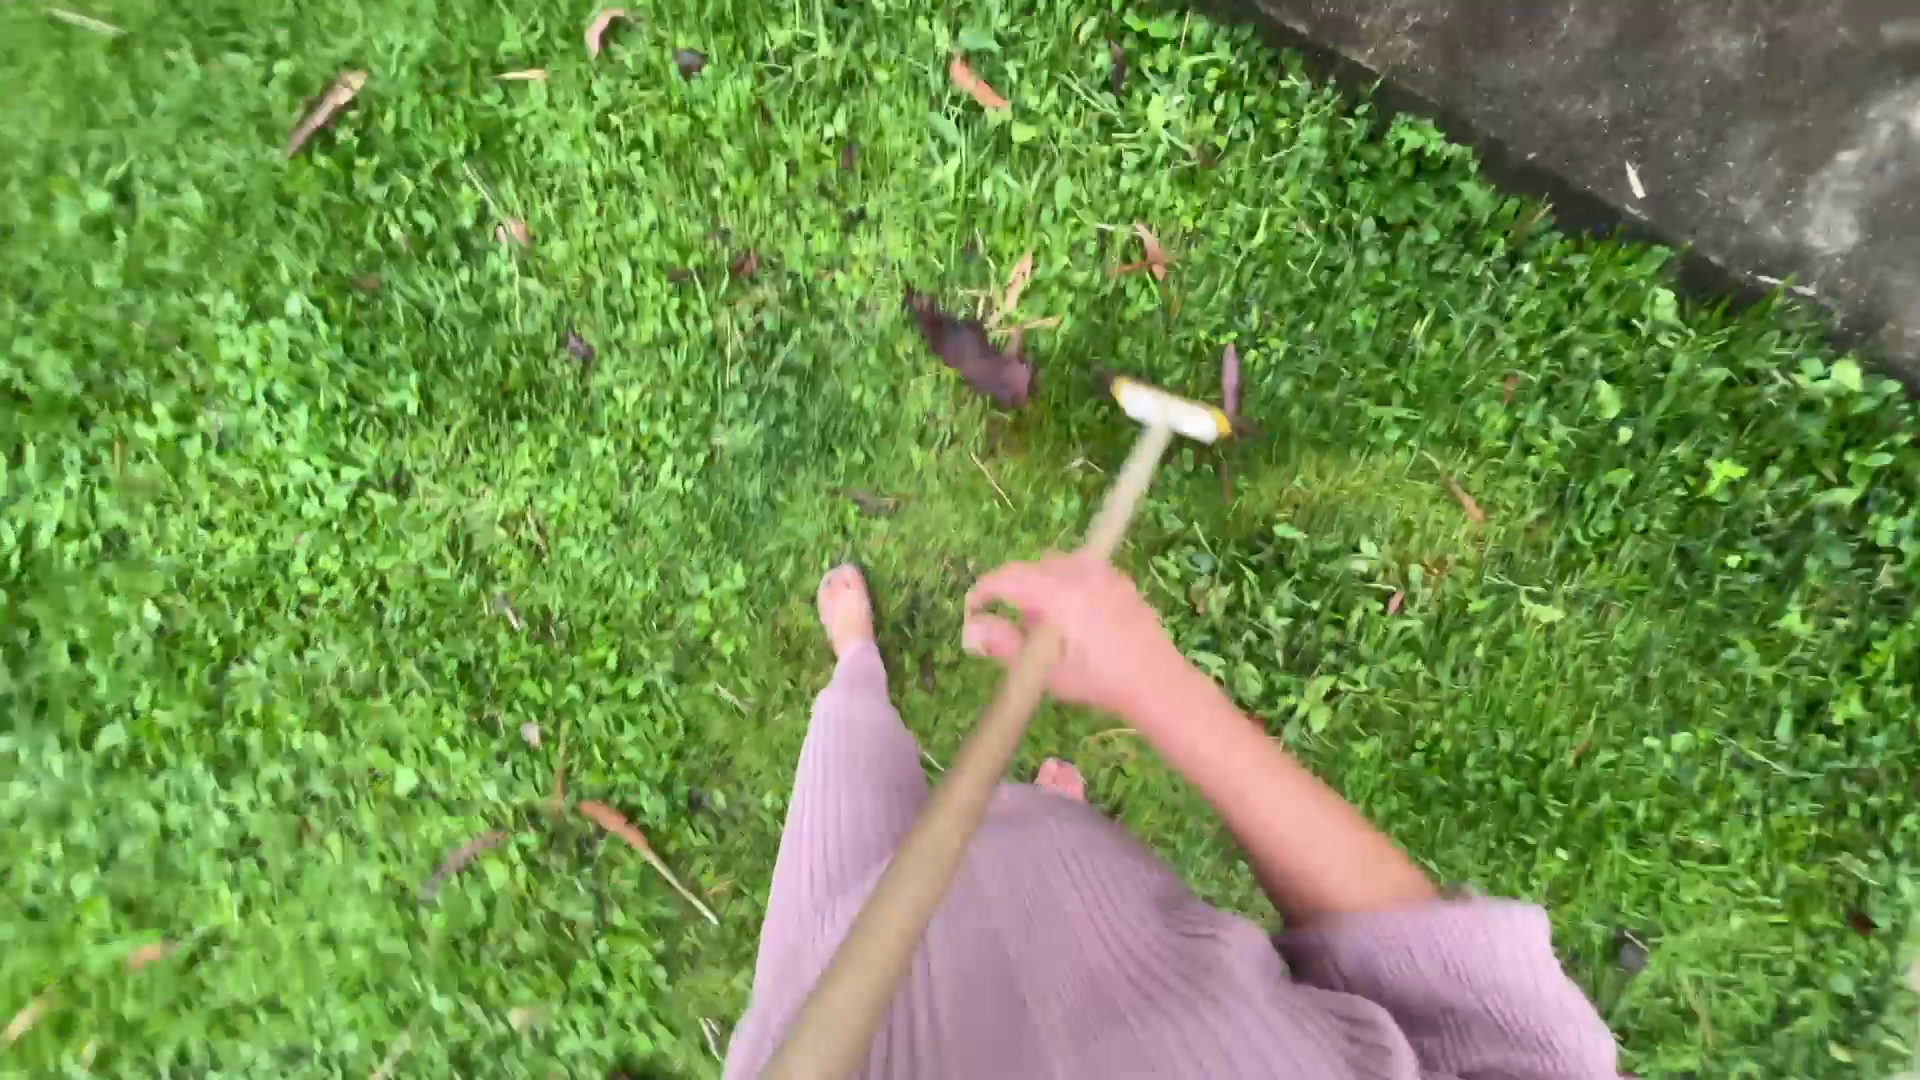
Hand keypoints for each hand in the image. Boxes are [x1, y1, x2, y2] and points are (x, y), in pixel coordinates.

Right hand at [962, 552, 1192, 720]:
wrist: (1155, 681)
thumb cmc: (1096, 680)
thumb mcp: (1043, 669)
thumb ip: (1003, 645)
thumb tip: (971, 629)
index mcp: (1055, 591)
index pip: (1006, 578)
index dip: (983, 592)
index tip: (972, 609)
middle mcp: (1078, 571)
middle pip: (1031, 568)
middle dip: (1014, 590)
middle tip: (1013, 625)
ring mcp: (1102, 571)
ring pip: (1056, 565)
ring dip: (1040, 586)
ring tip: (1045, 623)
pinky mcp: (1118, 579)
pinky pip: (1080, 570)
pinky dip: (1065, 585)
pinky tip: (1074, 619)